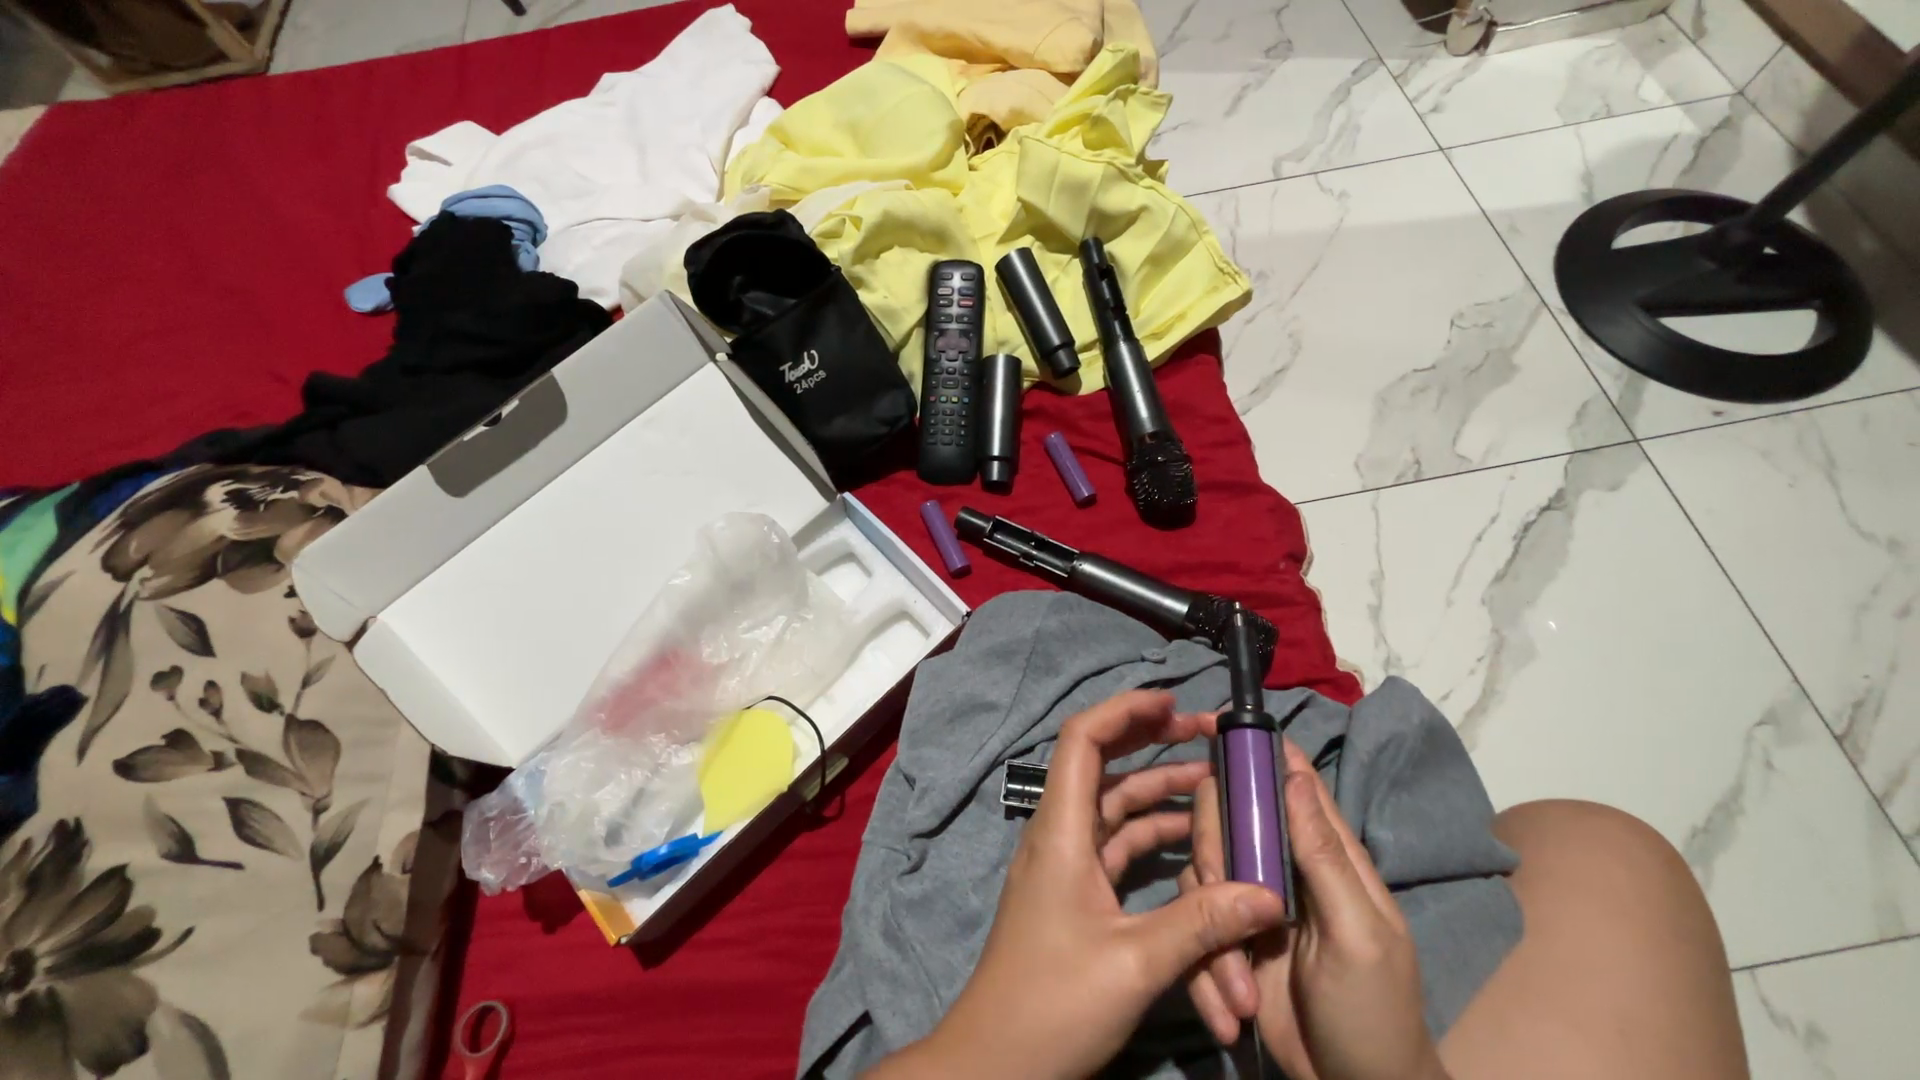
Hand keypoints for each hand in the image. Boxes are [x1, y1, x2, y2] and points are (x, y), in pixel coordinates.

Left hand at [868, 691, 1289, 1079]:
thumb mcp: (1135, 963)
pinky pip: (1117, 849)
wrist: (996, 1061)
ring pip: (1114, 810)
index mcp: (1060, 833)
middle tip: (1206, 733)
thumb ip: (1202, 924)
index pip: (1082, 741)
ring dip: (1159, 794)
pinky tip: (1193, 843)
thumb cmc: (1053, 1003)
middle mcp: (1059, 837)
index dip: (1123, 711)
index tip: (1172, 702)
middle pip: (1101, 767)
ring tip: (1214, 783)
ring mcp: (1065, 867)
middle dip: (1151, 743)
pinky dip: (1152, 838)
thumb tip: (1266, 891)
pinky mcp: (1075, 896)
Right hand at [1180, 739, 1446, 1079]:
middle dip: (1216, 859)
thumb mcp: (1359, 935)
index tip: (1219, 725)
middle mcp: (1282, 869)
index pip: (1294, 785)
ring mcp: (1250, 905)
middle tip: (1225, 903)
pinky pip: (1193, 927)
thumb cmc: (1372, 1013)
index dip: (1263, 752)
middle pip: (1228, 822)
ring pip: (1201, 875)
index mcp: (1328, 857)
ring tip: (1238, 989)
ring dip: (1212, 936)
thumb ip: (1325, 857)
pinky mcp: (1224, 941)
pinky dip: (1204, 971)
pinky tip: (1228, 1011)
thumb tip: (1296, 775)